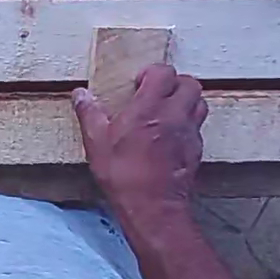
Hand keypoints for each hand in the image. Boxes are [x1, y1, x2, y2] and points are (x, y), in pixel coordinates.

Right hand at [73, 63, 208, 219]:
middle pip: (190, 83)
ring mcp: (190, 132)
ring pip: (199, 102)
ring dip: (185, 100)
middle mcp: (175, 115)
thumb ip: (89, 114)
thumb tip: (80, 94)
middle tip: (155, 93)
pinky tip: (169, 135)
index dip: (152, 72)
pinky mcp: (196, 149)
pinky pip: (197, 126)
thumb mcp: (96, 142)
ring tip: (165, 110)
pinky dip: (186, 123)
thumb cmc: (122, 173)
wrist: (152, 206)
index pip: (164, 73)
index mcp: (149, 108)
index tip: (138, 82)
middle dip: (174, 83)